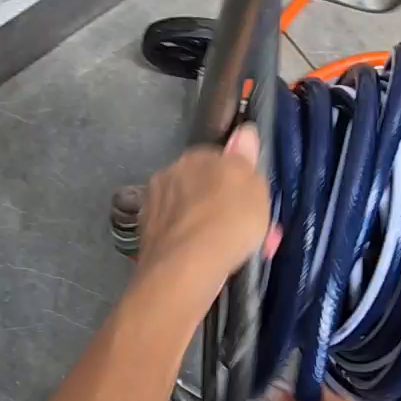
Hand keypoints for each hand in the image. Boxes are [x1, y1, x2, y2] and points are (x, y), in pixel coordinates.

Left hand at [133, 124, 275, 288]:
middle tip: (247, 229)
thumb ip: (247, 156)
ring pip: (191, 215)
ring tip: (234, 251)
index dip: (237, 179)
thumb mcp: (252, 183)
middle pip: (202, 187)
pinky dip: (195, 246)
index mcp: (193, 157)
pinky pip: (181, 238)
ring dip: (210, 227)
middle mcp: (167, 176)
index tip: (251, 200)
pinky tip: (211, 262)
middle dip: (223, 205)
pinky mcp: (147, 241)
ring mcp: (153, 209)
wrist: (187, 268)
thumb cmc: (228, 220)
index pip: (218, 159)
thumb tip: (245, 132)